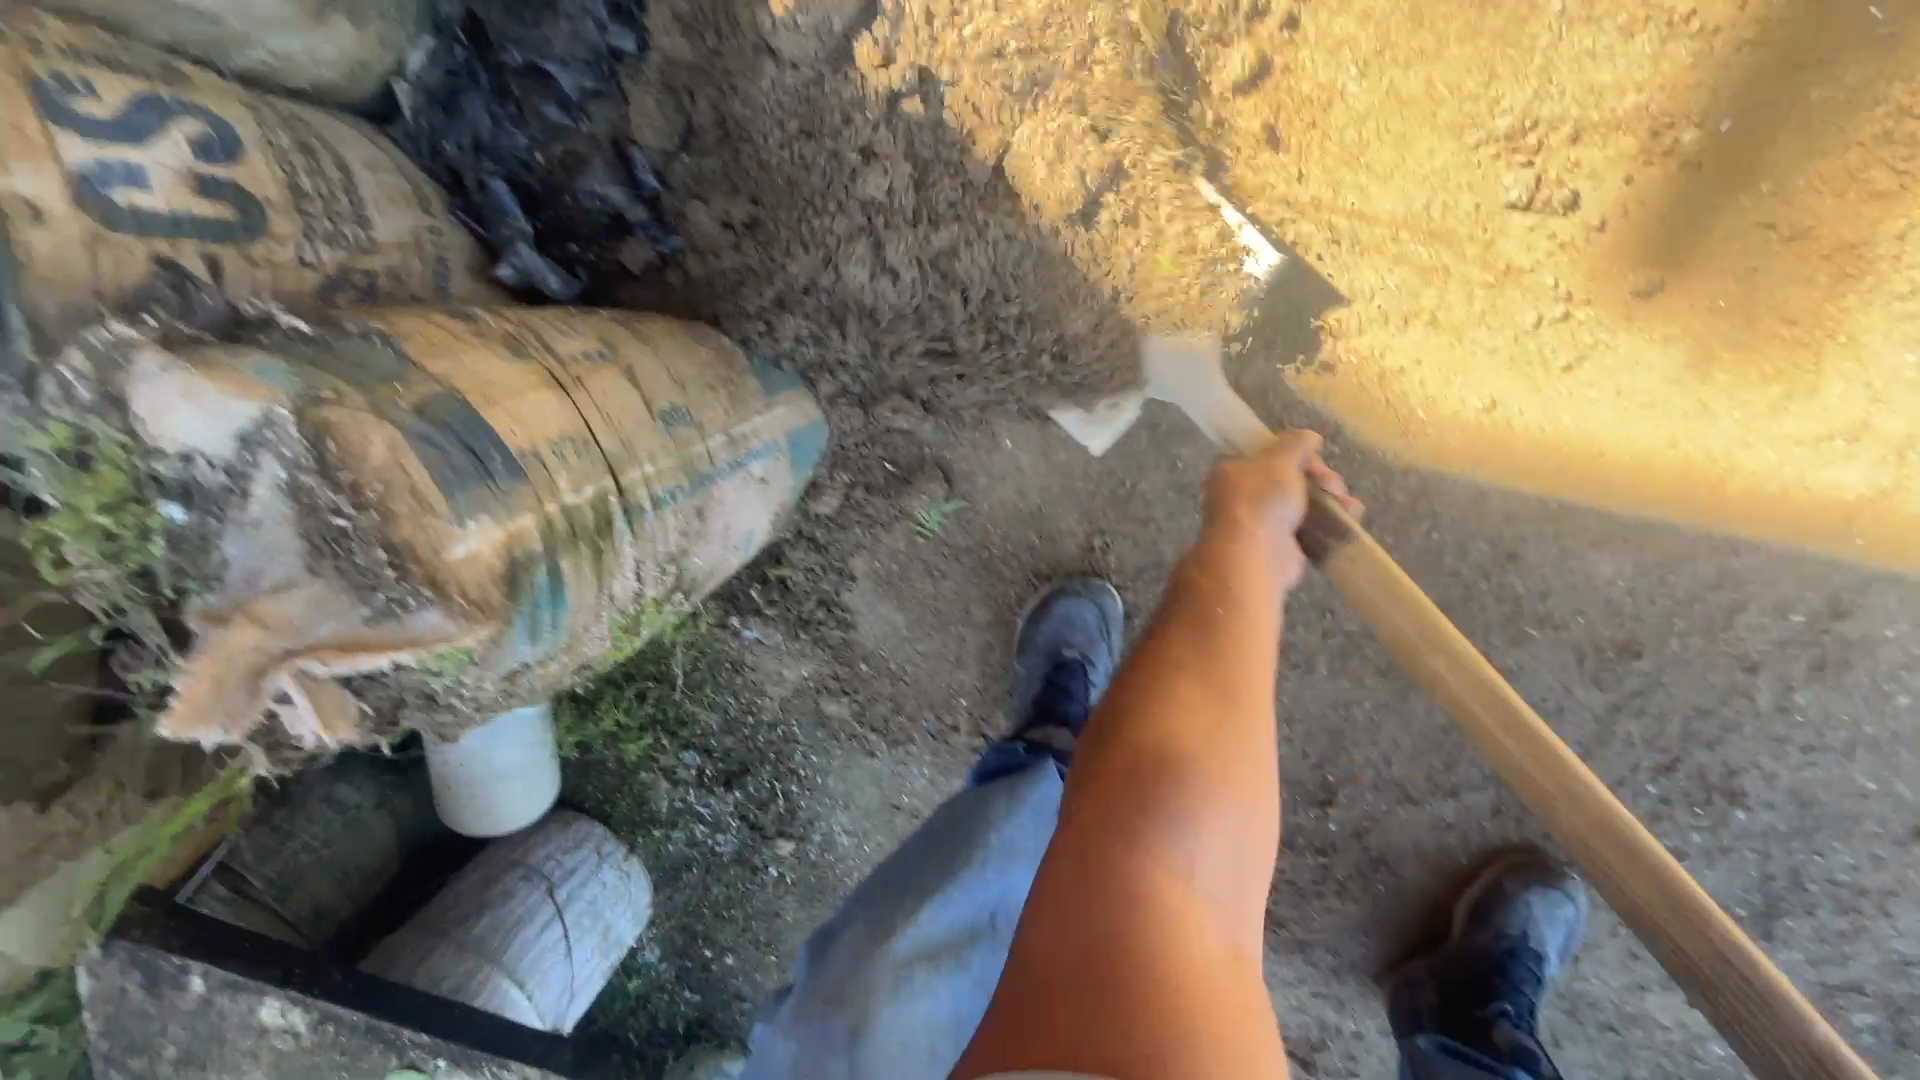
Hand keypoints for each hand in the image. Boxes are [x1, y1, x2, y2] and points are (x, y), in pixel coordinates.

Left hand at [1201, 430, 1363, 586]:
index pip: (1269, 454)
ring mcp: (1263, 521)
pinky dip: (1331, 520)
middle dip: (1319, 477)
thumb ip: (1295, 444)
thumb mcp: (1278, 461)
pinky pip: (1310, 526)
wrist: (1254, 557)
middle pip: (1290, 477)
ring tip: (1346, 503)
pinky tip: (1350, 516)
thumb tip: (1308, 436)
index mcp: (1234, 471)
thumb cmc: (1260, 501)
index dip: (1296, 453)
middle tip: (1330, 485)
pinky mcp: (1282, 544)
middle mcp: (1244, 495)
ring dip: (1330, 498)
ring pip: (1303, 501)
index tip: (1314, 457)